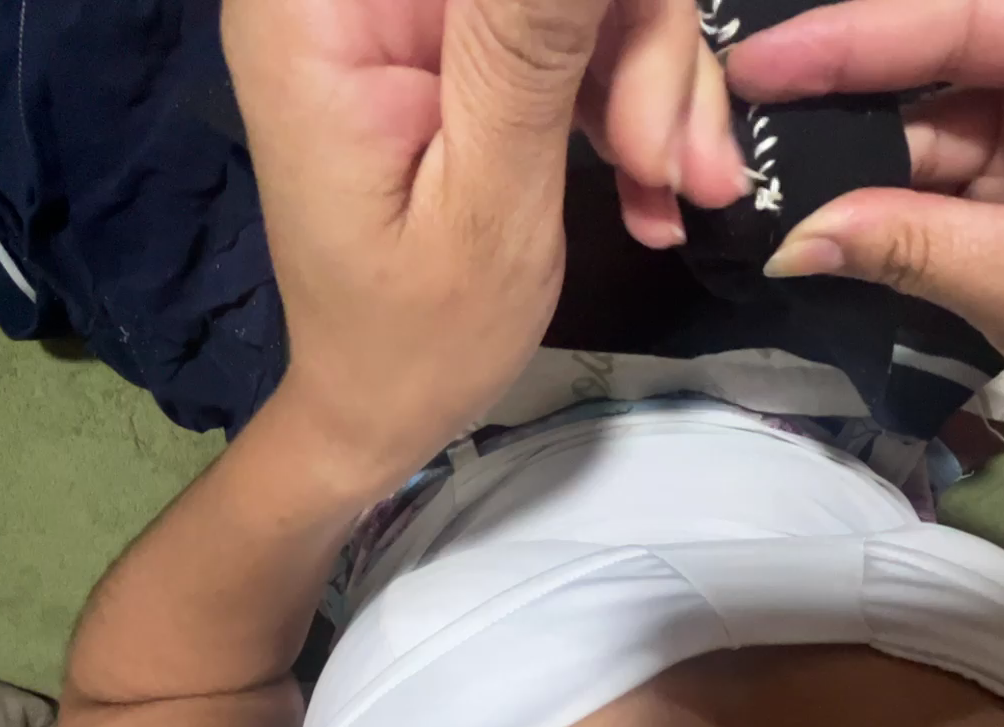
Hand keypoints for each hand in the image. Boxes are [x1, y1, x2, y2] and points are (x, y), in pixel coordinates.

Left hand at [221, 0, 745, 493]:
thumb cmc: (422, 343)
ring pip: (574, 2)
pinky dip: (619, 110)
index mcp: (323, 8)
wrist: (384, 409)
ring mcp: (404, 26)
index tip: (655, 72)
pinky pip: (562, 46)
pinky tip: (649, 189)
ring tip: (674, 194)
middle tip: (680, 167)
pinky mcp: (451, 64)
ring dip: (647, 88)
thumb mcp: (491, 202)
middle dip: (640, 44)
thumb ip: (537, 42)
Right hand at [731, 0, 1003, 422]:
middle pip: (952, 37)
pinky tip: (814, 186)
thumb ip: (905, 246)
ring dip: (849, 132)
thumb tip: (785, 242)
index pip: (982, 11)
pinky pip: (929, 152)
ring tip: (762, 151)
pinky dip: (872, 178)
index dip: (858, 37)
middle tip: (744, 89)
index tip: (755, 63)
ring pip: (928, 97)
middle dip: (848, 71)